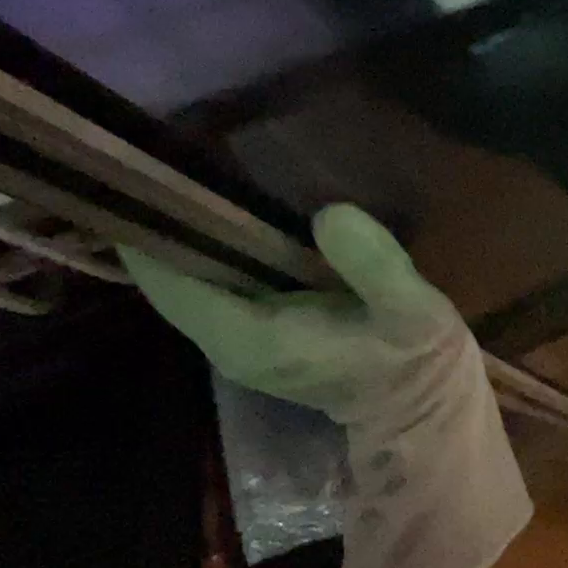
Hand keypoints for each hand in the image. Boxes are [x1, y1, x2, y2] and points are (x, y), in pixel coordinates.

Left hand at [120, 205, 531, 567]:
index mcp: (253, 337)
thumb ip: (372, 264)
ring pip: (188, 286)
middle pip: (169, 282)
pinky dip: (213, 255)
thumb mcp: (410, 308)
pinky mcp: (256, 338)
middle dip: (166, 226)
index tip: (147, 175)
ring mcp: (238, 345)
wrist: (420, 407)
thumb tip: (329, 213)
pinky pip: (214, 290)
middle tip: (170, 160)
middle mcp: (228, 344)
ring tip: (196, 177)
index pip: (174, 283)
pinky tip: (236, 219)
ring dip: (186, 238)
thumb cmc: (414, 358)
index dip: (153, 234)